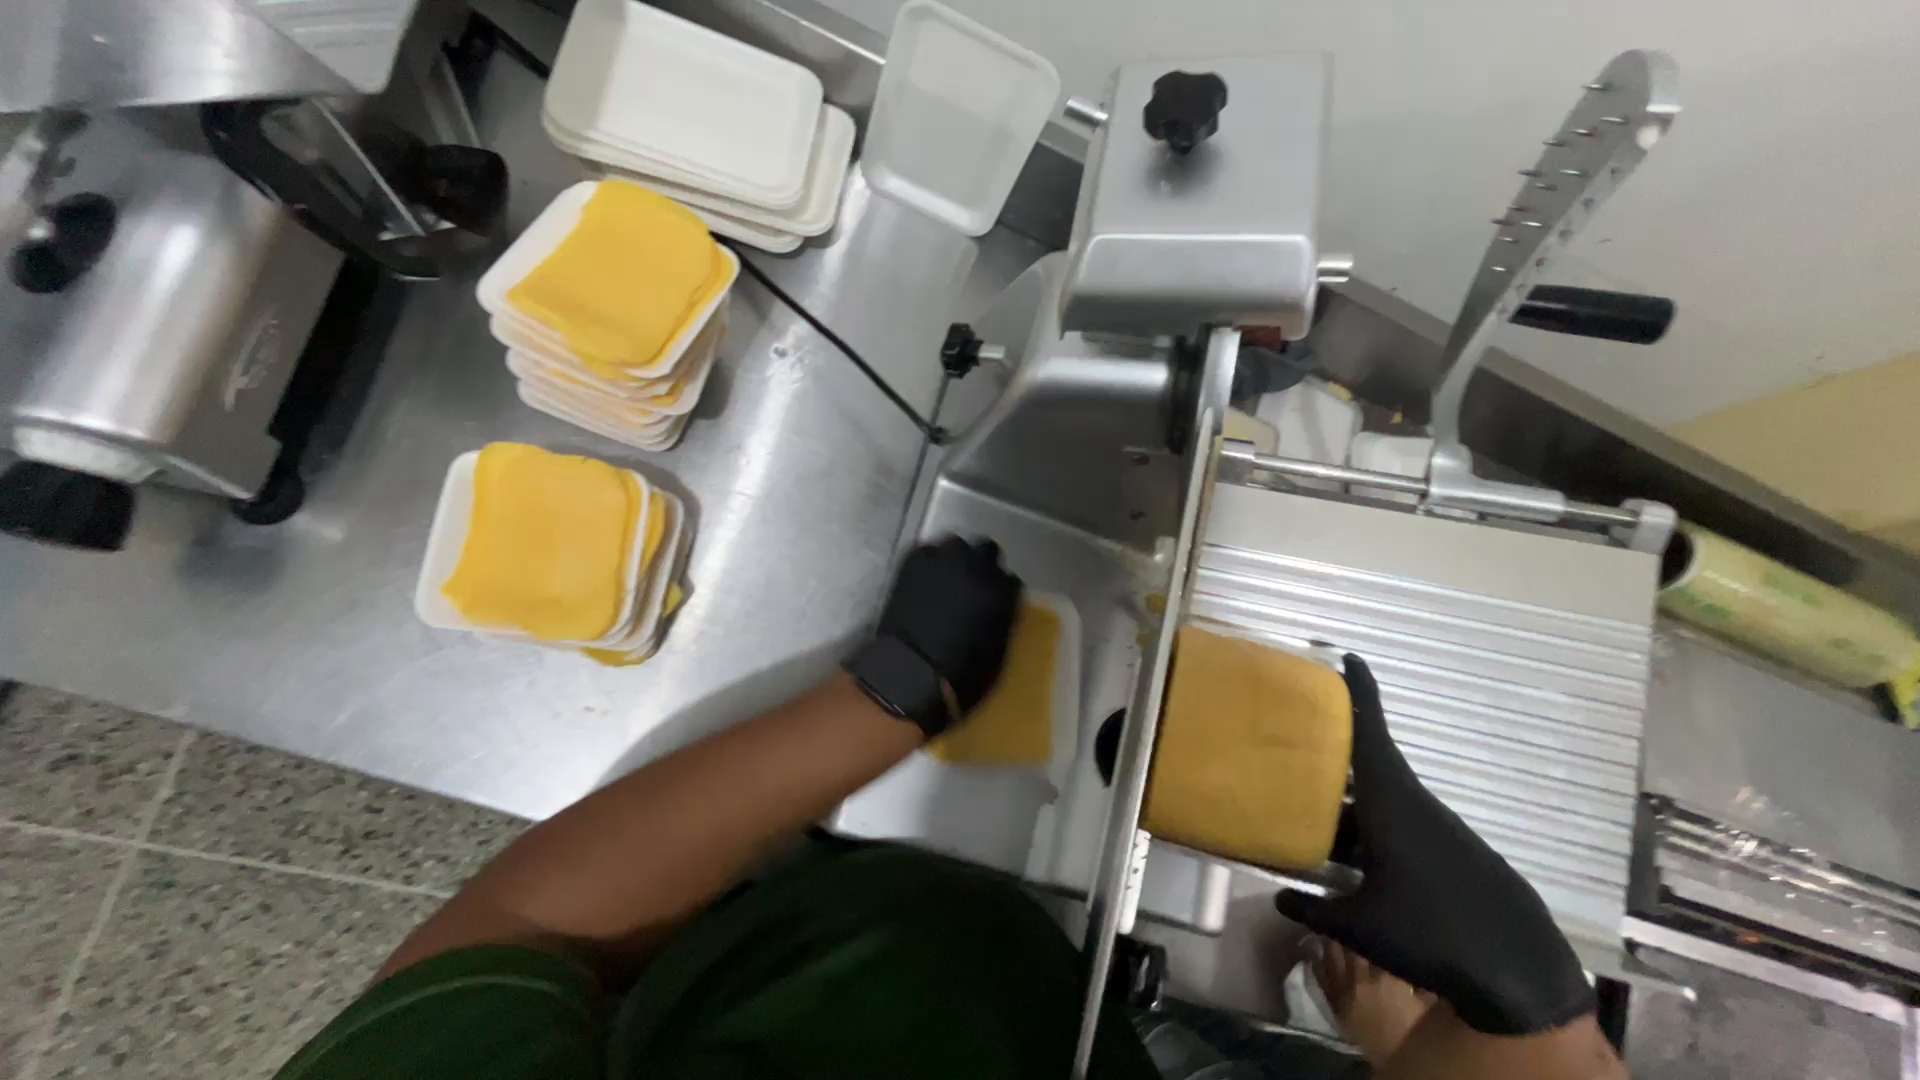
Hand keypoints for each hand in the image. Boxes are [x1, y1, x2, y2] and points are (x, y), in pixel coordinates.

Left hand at [846, 536, 1020, 735]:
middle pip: (986, 550)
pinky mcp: (914, 563)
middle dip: (982, 563)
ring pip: (956, 544)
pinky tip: (924, 578)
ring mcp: (945, 562)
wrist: (912, 675)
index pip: (1011, 580)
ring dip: (954, 558)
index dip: (1002, 590)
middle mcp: (978, 569)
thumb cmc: (961, 677)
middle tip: (972, 582)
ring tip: (947, 576)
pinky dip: (927, 562)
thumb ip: (1001, 620)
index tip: (995, 600)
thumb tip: (995, 610)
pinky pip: (926, 552)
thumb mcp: (997, 651)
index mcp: (1003, 592)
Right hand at [1274, 655, 1593, 1035]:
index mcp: (1390, 805)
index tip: (1348, 657)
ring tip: (1315, 808)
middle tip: (1299, 741)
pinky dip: (1375, 825)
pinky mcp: (1452, 851)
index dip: (1360, 694)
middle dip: (1337, 752)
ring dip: (1353, 800)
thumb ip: (1312, 908)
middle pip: (1370, 765)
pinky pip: (1402, 823)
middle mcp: (1414, 806)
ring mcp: (1437, 829)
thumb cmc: (1428, 933)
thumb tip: (1277, 897)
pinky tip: (1358, 856)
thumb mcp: (1358, 927)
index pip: (1372, 734)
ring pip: (1384, 799)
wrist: (1517, 970)